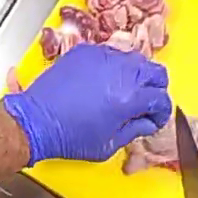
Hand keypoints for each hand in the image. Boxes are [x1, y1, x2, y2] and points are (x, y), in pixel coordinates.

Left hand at [2, 44, 170, 165]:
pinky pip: (110, 54)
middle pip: (155, 72)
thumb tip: (146, 122)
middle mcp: (121, 72)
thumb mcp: (108, 145)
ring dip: (135, 76)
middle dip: (155, 89)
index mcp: (130, 98)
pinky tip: (103, 83)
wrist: (36, 121)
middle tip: (145, 103)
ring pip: (134, 59)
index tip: (154, 119)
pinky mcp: (86, 51)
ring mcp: (103, 57)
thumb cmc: (69, 137)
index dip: (161, 112)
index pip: (161, 98)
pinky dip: (113, 67)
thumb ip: (134, 130)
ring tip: (124, 92)